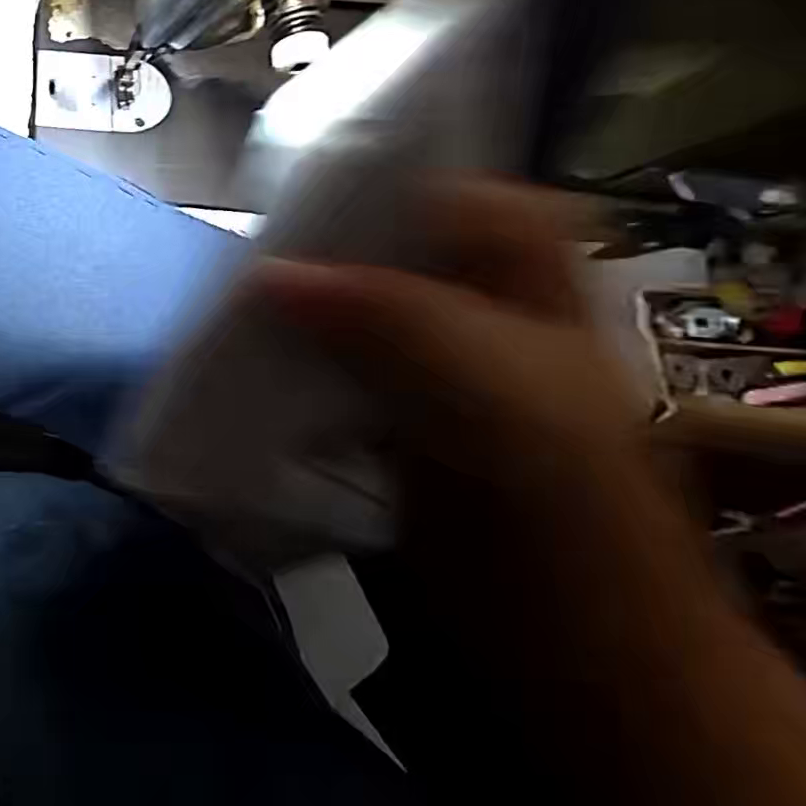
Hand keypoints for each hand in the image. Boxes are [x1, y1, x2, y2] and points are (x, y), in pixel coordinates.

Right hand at [259, 176, 646, 502]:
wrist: (567, 618)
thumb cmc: (560, 495)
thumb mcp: (498, 391)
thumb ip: (390, 318)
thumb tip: (267, 275)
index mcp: (527, 274)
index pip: (446, 194)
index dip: (379, 187)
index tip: (302, 201)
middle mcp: (475, 304)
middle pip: (385, 249)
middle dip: (320, 252)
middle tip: (255, 259)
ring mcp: (430, 360)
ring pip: (350, 306)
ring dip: (297, 308)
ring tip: (238, 307)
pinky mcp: (390, 407)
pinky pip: (331, 362)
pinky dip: (293, 359)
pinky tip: (254, 363)